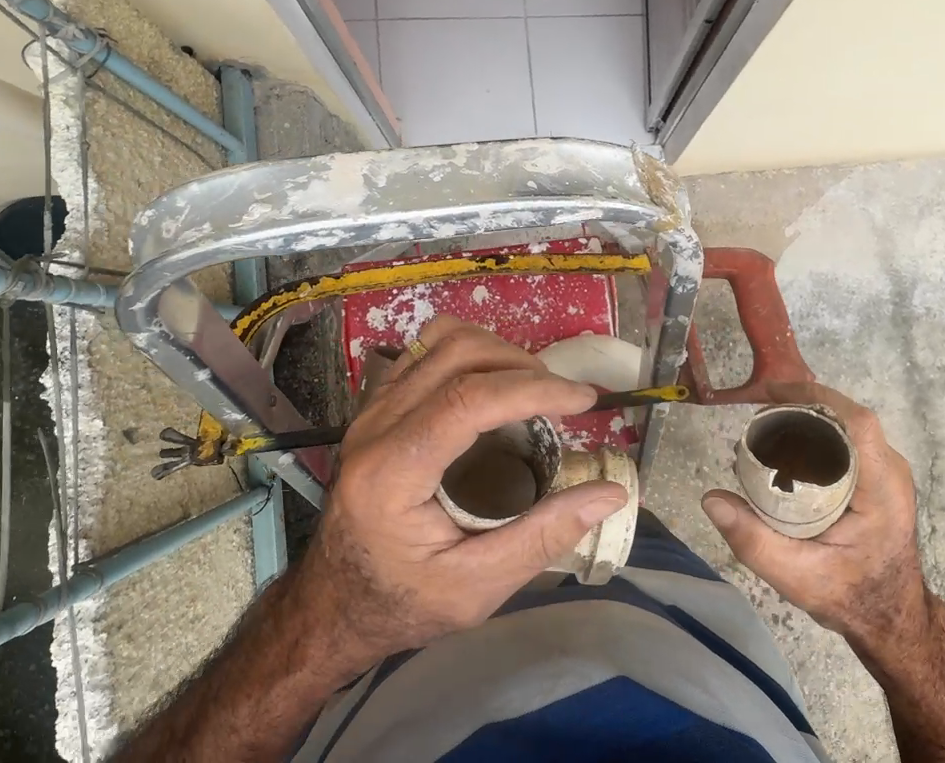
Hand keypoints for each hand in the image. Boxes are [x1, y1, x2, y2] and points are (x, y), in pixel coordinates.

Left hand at [294, 315, 627, 674]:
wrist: (333, 605)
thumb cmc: (402, 601)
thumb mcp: (476, 589)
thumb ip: (542, 538)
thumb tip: (611, 494)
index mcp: (392, 474)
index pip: (468, 400)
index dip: (534, 389)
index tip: (585, 401)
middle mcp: (376, 428)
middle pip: (458, 355)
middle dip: (524, 366)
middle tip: (565, 401)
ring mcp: (372, 410)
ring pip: (442, 340)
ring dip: (500, 351)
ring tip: (535, 388)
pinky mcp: (378, 405)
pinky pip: (428, 349)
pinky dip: (473, 352)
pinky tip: (497, 384)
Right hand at [701, 381, 928, 646]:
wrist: (892, 619)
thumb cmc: (852, 597)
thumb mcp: (798, 577)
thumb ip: (754, 541)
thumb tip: (711, 499)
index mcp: (882, 488)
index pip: (858, 423)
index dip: (817, 397)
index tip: (773, 395)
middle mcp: (891, 470)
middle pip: (848, 417)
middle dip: (802, 405)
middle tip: (757, 416)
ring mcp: (889, 471)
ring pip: (848, 426)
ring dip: (809, 418)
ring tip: (766, 428)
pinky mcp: (880, 476)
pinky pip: (849, 440)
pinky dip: (818, 434)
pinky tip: (788, 446)